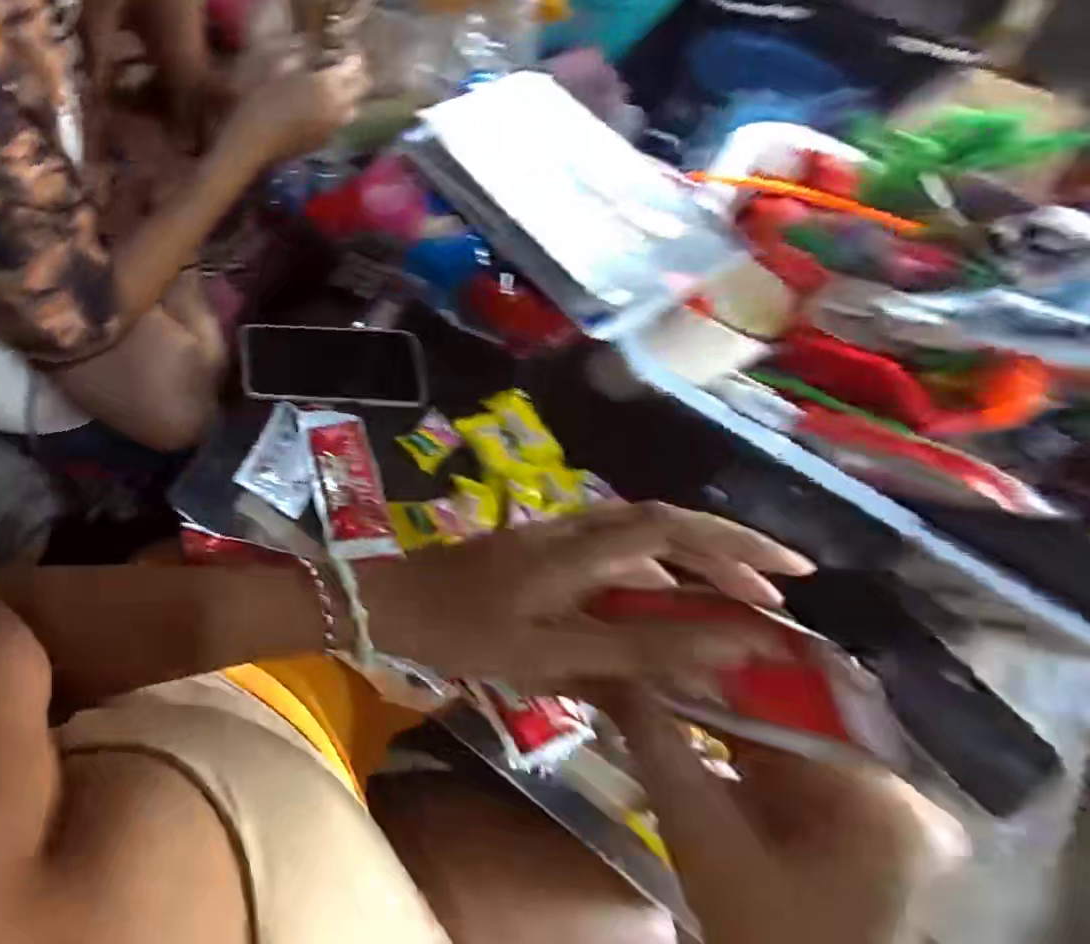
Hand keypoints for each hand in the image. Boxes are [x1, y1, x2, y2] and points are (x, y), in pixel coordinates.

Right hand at [223, 53, 368, 164]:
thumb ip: (299, 54)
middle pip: (362, 88)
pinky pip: (336, 124)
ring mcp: (332, 127)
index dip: (353, 55)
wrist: (251, 145)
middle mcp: (339, 106)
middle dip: (356, 76)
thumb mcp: (277, 67)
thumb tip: (309, 46)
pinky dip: (333, 115)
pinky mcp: (321, 142)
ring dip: (347, 97)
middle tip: (340, 69)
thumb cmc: (261, 102)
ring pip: (352, 108)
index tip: (344, 50)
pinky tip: (316, 111)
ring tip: (330, 91)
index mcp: (331, 84)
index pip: (357, 65)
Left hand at [358, 501, 816, 688]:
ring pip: (621, 538)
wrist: (383, 603)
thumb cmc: (460, 633)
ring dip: (675, 566)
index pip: (669, 528)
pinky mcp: (519, 550)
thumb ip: (641, 648)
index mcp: (571, 551)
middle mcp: (557, 531)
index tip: (795, 574)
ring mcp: (534, 537)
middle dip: (716, 555)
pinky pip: (591, 552)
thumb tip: (739, 642)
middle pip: (651, 525)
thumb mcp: (552, 653)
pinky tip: (643, 605)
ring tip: (718, 609)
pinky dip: (633, 574)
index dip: (735, 544)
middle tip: (766, 599)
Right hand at [608, 688, 965, 943]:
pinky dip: (728, 745)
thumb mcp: (696, 827)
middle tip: (636, 658)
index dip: (708, 660)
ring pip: (777, 732)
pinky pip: (783, 761)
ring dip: (709, 712)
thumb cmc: (765, 924)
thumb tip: (602, 665)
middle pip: (780, 709)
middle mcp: (897, 791)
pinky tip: (679, 728)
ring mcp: (881, 812)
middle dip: (702, 686)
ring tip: (646, 684)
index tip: (646, 635)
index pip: (784, 691)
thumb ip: (651, 737)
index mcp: (881, 791)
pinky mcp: (855, 826)